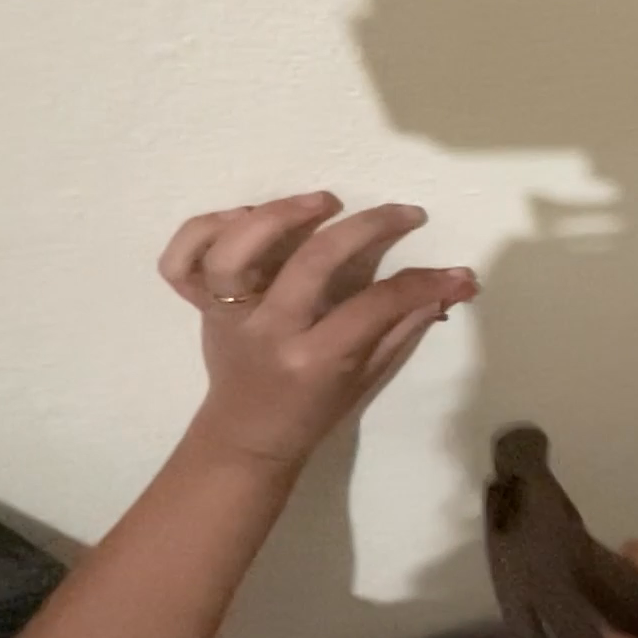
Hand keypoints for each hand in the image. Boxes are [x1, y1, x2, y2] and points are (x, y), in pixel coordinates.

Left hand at [156, 192, 477, 469]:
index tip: (457, 272)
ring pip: (235, 251)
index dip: (424, 284)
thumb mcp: (370, 374)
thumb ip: (408, 324)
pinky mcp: (201, 305)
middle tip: (403, 213)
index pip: (376, 306)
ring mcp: (227, 315)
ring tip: (323, 202)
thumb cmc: (316, 409)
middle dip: (367, 228)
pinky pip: (181, 261)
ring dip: (280, 214)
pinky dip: (206, 229)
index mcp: (314, 358)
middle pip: (312, 262)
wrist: (246, 436)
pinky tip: (247, 217)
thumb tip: (457, 285)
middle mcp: (268, 331)